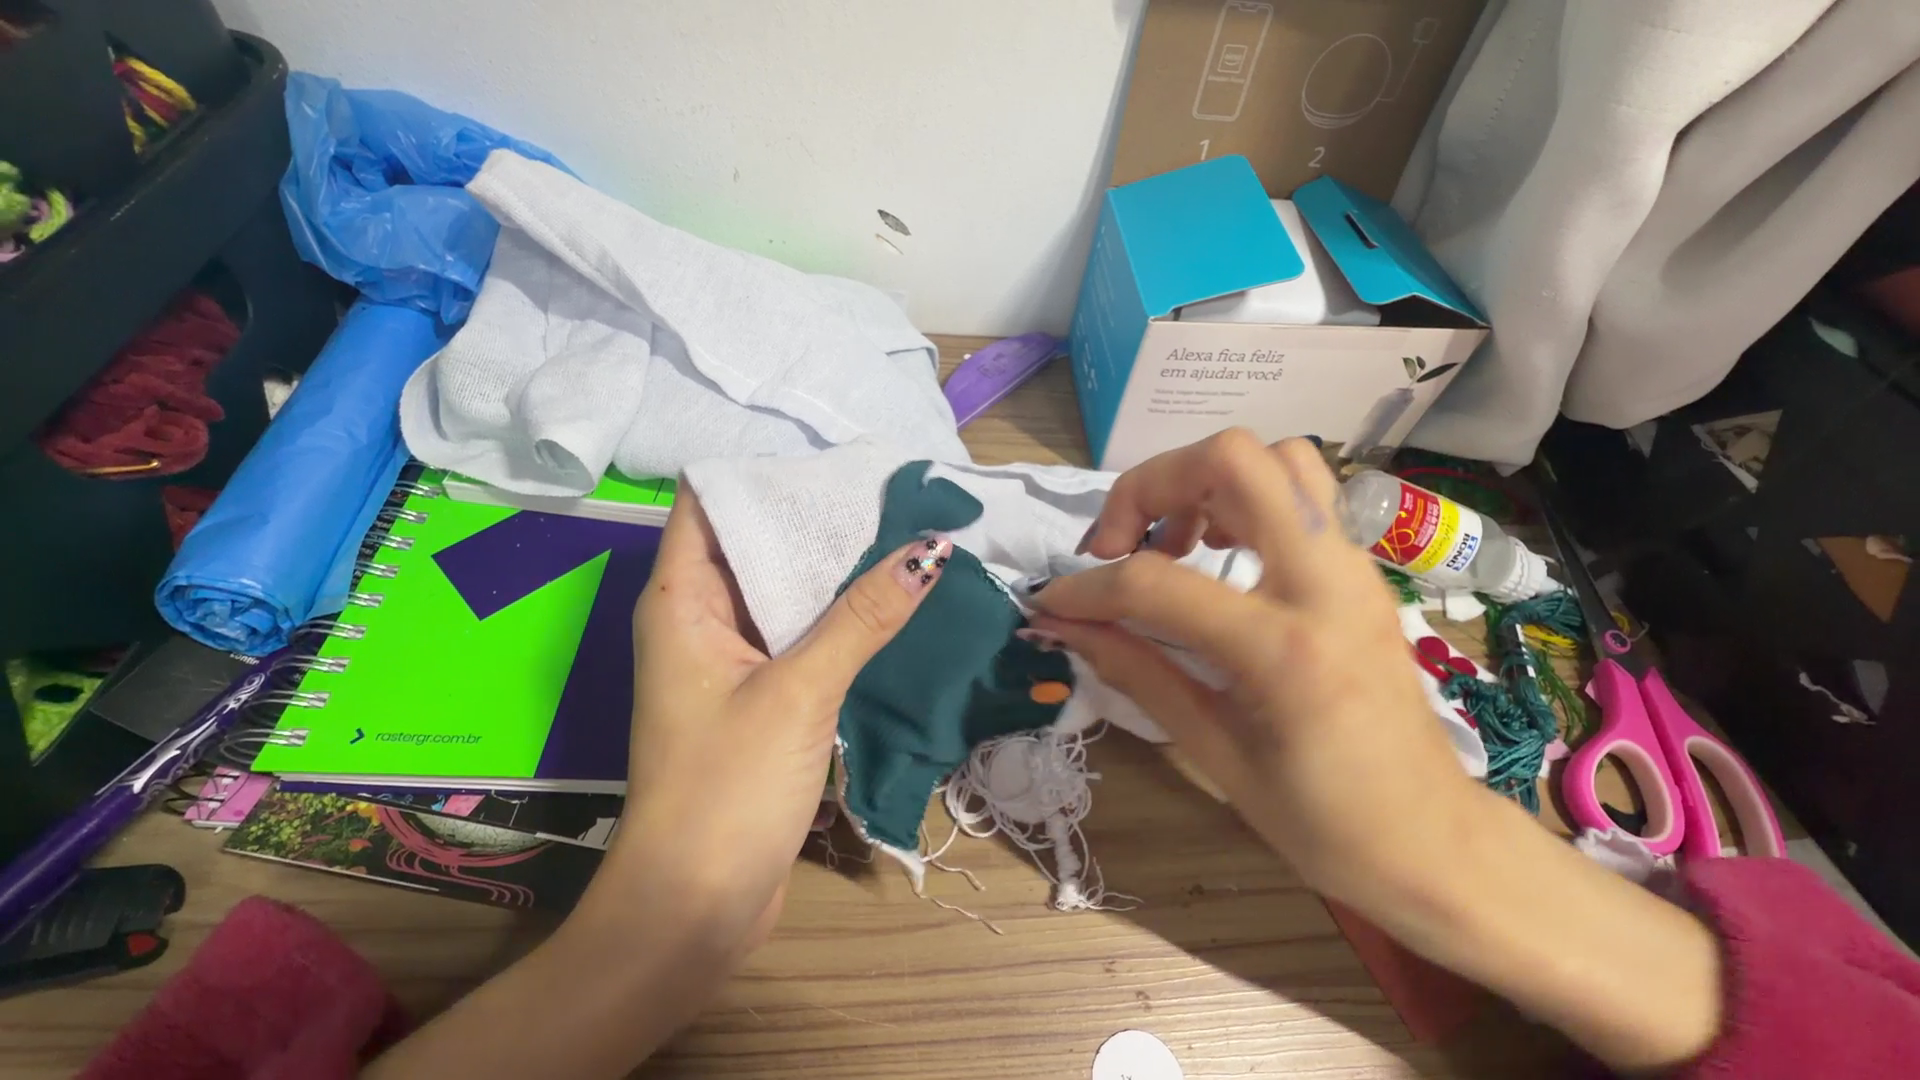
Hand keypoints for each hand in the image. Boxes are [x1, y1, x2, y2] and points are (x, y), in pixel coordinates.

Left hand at [581, 491, 940, 956]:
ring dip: (831, 568)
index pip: (709, 504)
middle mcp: (698, 621)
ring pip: (781, 594)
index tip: (832, 461)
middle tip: (888, 490)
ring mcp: (729, 662)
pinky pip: (797, 636)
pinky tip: (889, 600)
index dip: (763, 476)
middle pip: (753, 545)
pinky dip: (836, 616)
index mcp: (680, 601)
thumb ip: (862, 617)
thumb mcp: (800, 691)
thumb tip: (929, 549)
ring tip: (900, 530)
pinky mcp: (758, 698)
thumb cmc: (727, 786)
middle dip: (813, 518)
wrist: (695, 906)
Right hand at [1031, 430, 1476, 909]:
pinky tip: (1214, 555)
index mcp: (1284, 650)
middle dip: (1150, 486)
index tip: (1052, 604)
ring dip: (1202, 481)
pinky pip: (1300, 492)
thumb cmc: (1319, 821)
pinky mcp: (1360, 569)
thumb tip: (1061, 626)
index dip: (1085, 588)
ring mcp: (1352, 567)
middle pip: (1232, 461)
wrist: (1431, 840)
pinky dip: (1240, 498)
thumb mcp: (1211, 752)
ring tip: (1170, 544)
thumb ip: (1134, 670)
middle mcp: (1324, 585)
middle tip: (1117, 545)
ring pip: (1276, 456)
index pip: (1155, 582)